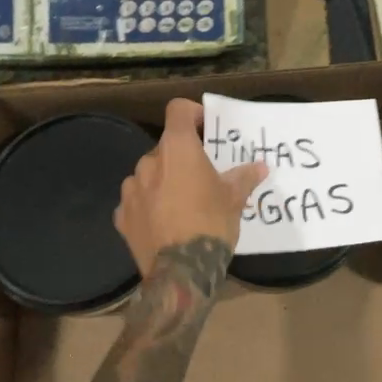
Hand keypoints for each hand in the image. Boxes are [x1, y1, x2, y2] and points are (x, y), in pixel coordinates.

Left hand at [114, 98, 268, 275]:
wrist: (180, 271)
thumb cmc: (211, 224)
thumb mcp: (233, 199)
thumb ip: (244, 177)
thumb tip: (260, 168)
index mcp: (177, 149)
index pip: (178, 110)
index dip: (192, 113)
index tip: (205, 128)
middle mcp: (149, 161)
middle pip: (166, 146)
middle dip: (182, 157)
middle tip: (201, 177)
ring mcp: (131, 189)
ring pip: (149, 174)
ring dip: (162, 181)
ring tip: (180, 203)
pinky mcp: (121, 215)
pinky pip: (136, 201)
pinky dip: (147, 206)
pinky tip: (162, 223)